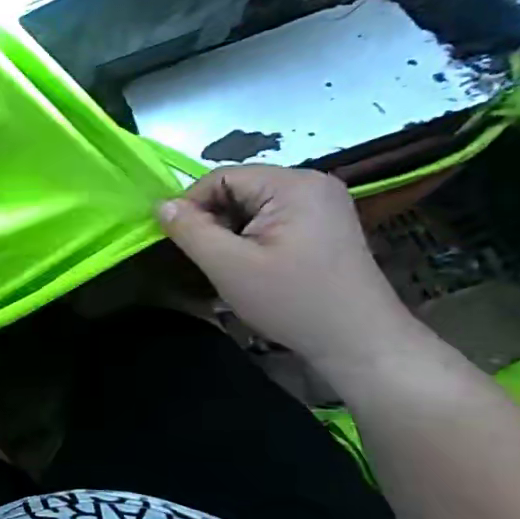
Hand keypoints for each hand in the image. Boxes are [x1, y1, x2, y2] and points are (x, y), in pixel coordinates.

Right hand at [156, 165, 422, 366]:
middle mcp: (312, 183)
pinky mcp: (325, 224)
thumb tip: (160, 205)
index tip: (179, 241)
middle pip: (238, 189)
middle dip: (214, 221)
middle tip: (207, 259)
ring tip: (230, 266)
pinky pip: (273, 218)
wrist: (359, 341)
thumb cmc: (292, 301)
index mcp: (292, 184)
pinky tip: (254, 267)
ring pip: (253, 206)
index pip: (221, 177)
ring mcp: (322, 203)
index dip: (191, 205)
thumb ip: (190, 231)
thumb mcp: (229, 267)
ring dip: (231, 232)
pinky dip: (253, 238)